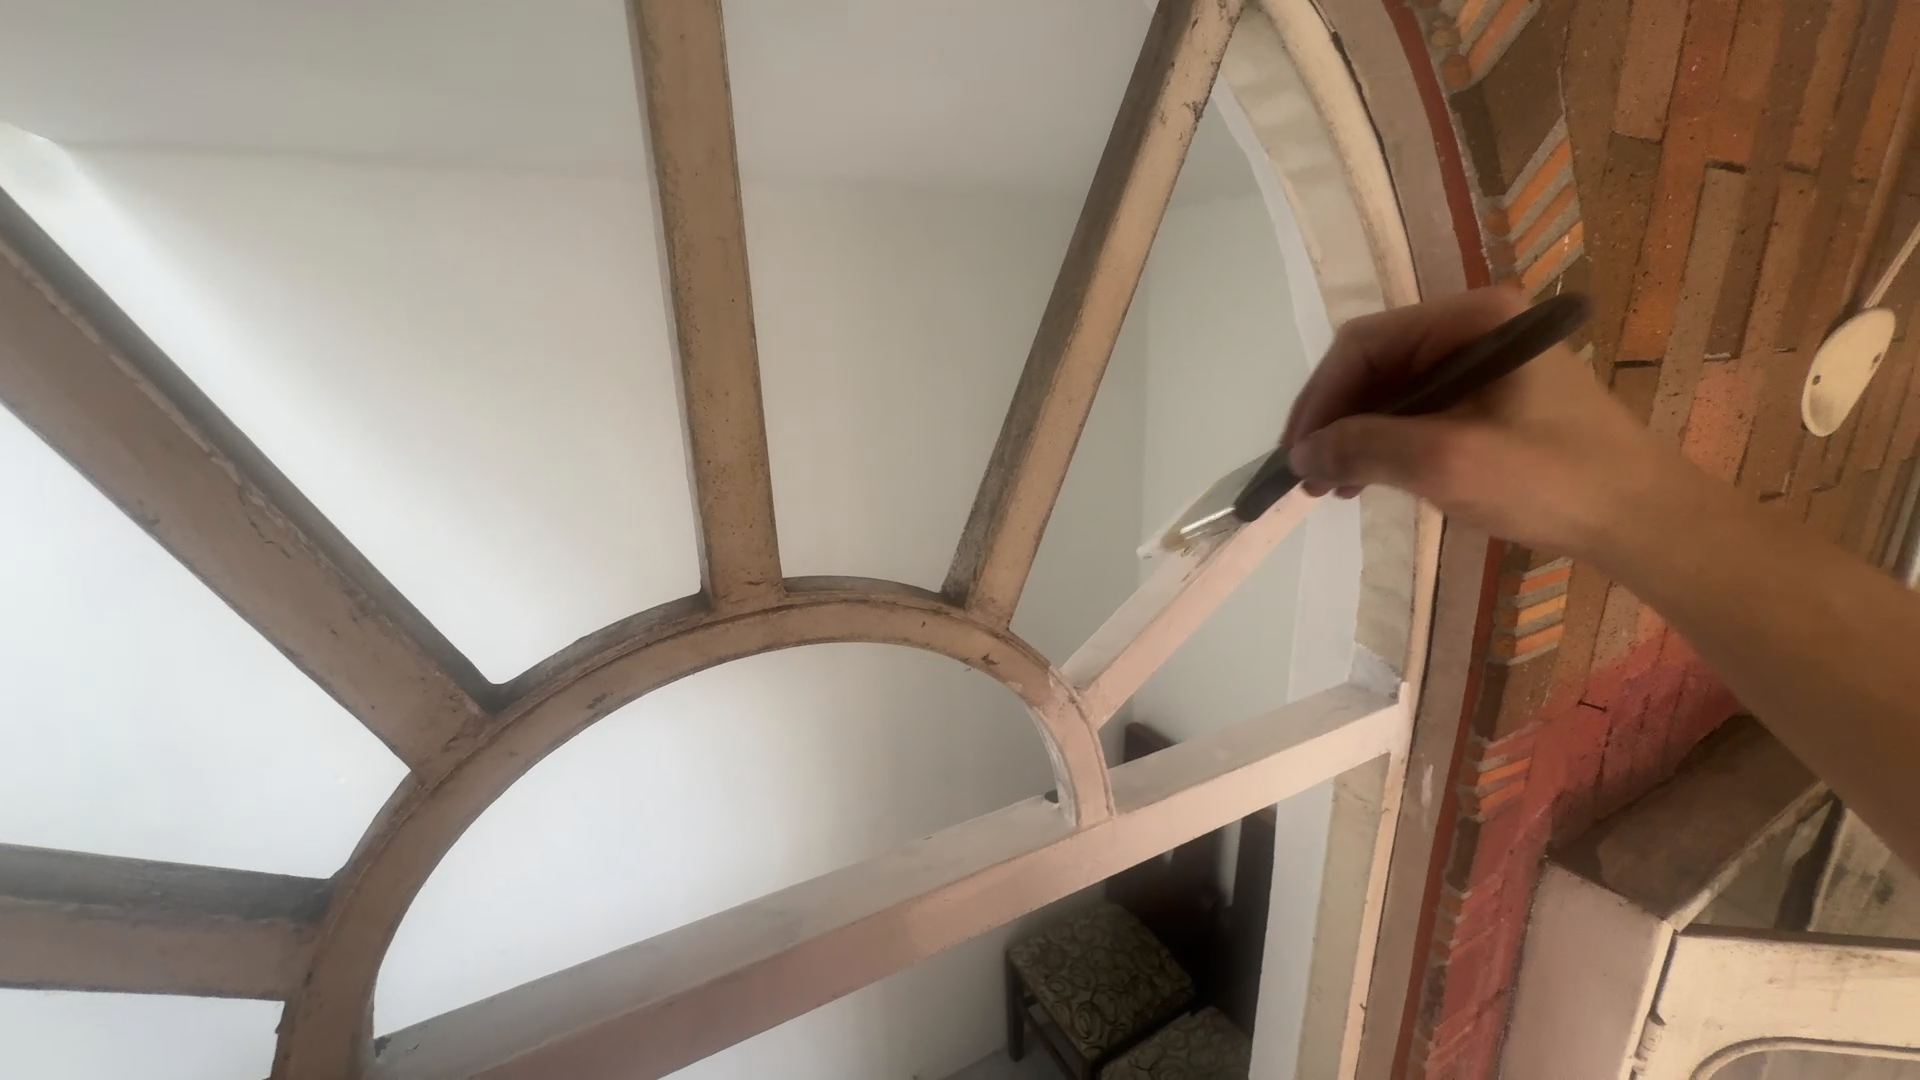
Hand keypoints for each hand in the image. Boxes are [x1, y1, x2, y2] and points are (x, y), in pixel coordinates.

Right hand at [1282, 286, 1677, 557]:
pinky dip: (1378, 447)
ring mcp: (1478, 365)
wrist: (1642, 521)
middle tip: (1308, 476)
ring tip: (1329, 486)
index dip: (1319, 400)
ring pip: (1385, 394)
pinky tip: (1362, 480)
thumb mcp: (1444, 461)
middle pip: (1370, 368)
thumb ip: (1362, 448)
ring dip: (1349, 439)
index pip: (1363, 346)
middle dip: (1332, 422)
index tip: (1297, 454)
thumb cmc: (1551, 480)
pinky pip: (1410, 414)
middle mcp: (1471, 330)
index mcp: (1471, 320)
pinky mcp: (1484, 399)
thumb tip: (1299, 456)